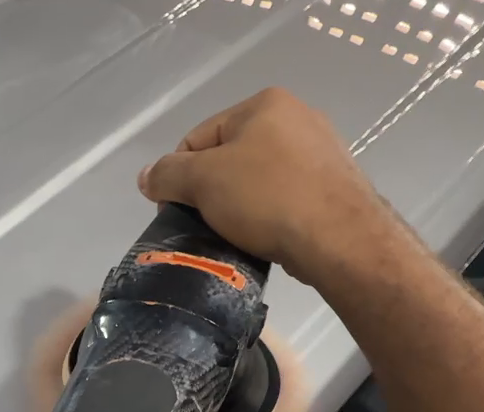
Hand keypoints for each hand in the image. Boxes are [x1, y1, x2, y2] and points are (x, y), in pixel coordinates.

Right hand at [135, 88, 401, 288]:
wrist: (338, 235)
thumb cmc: (266, 198)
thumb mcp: (203, 181)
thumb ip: (167, 174)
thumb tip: (145, 176)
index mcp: (262, 104)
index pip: (196, 138)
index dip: (177, 176)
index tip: (177, 213)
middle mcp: (294, 116)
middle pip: (225, 158)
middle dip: (208, 192)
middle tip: (202, 226)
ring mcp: (316, 149)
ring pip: (252, 179)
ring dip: (234, 206)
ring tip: (231, 234)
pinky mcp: (329, 182)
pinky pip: (279, 196)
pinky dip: (263, 215)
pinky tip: (260, 235)